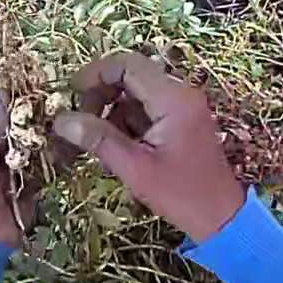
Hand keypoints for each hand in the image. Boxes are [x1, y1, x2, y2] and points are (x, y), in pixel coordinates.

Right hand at [52, 53, 244, 241]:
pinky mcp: (180, 121)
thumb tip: (61, 120)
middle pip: (131, 76)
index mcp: (173, 99)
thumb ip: (99, 139)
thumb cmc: (181, 194)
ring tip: (98, 146)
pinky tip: (117, 151)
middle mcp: (180, 95)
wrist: (222, 217)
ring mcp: (182, 107)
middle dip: (101, 96)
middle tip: (83, 124)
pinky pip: (145, 111)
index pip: (129, 65)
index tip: (72, 94)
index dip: (96, 74)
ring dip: (111, 113)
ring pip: (135, 95)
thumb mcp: (135, 168)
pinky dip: (126, 125)